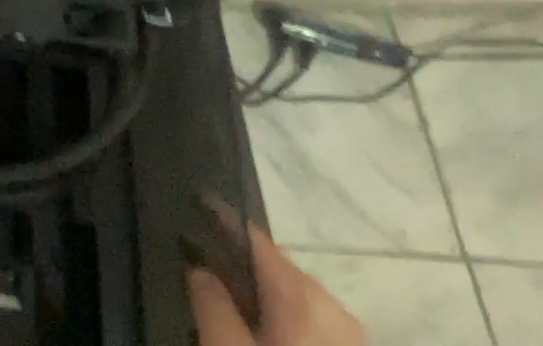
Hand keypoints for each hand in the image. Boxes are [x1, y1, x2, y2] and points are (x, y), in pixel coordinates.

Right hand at [188, 221, 367, 345]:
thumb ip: (210, 303)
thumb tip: (200, 269)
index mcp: (304, 297)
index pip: (256, 240)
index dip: (220, 222)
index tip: (190, 208)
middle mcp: (335, 309)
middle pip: (277, 270)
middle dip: (239, 269)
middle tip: (199, 275)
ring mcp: (352, 338)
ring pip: (295, 300)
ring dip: (260, 299)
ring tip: (225, 311)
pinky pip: (311, 326)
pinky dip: (282, 323)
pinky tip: (257, 338)